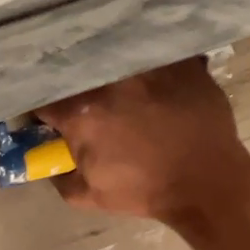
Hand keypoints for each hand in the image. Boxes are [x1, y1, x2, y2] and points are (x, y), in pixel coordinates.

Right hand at [35, 55, 249, 226]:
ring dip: (111, 71)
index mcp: (82, 112)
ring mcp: (148, 65)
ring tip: (120, 86)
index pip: (44, 100)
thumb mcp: (86, 196)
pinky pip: (155, 53)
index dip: (43, 111)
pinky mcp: (181, 61)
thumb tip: (48, 157)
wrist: (207, 182)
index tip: (49, 119)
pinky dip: (148, 64)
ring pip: (116, 58)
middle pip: (79, 73)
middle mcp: (110, 80)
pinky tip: (151, 78)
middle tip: (85, 102)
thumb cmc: (144, 191)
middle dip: (75, 87)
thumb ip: (57, 175)